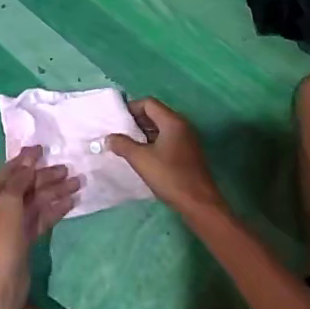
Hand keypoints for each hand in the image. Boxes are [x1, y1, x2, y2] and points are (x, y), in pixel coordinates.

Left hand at [0, 147, 78, 307]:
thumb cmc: (0, 245)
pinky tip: (71, 202)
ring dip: (54, 191)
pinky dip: (54, 209)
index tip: (42, 148)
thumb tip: (28, 163)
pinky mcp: (24, 238)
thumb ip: (17, 183)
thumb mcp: (7, 208)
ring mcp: (12, 223)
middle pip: (24, 185)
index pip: (8, 171)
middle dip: (45, 176)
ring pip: (35, 200)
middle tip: (68, 169)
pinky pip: (40, 217)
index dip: (25, 159)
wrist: (1, 291)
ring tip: (77, 183)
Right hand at [105, 98, 225, 215]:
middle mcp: (182, 126)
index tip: (117, 122)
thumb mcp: (140, 159)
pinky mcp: (189, 154)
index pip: (148, 103)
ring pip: (161, 128)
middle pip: (155, 114)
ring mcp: (188, 140)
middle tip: (120, 133)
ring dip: (144, 133)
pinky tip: (144, 157)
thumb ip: (122, 144)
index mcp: (172, 122)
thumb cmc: (170, 177)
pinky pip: (168, 139)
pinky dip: (154, 143)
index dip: (131, 108)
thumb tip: (109, 138)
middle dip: (136, 121)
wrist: (200, 205)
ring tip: (128, 145)